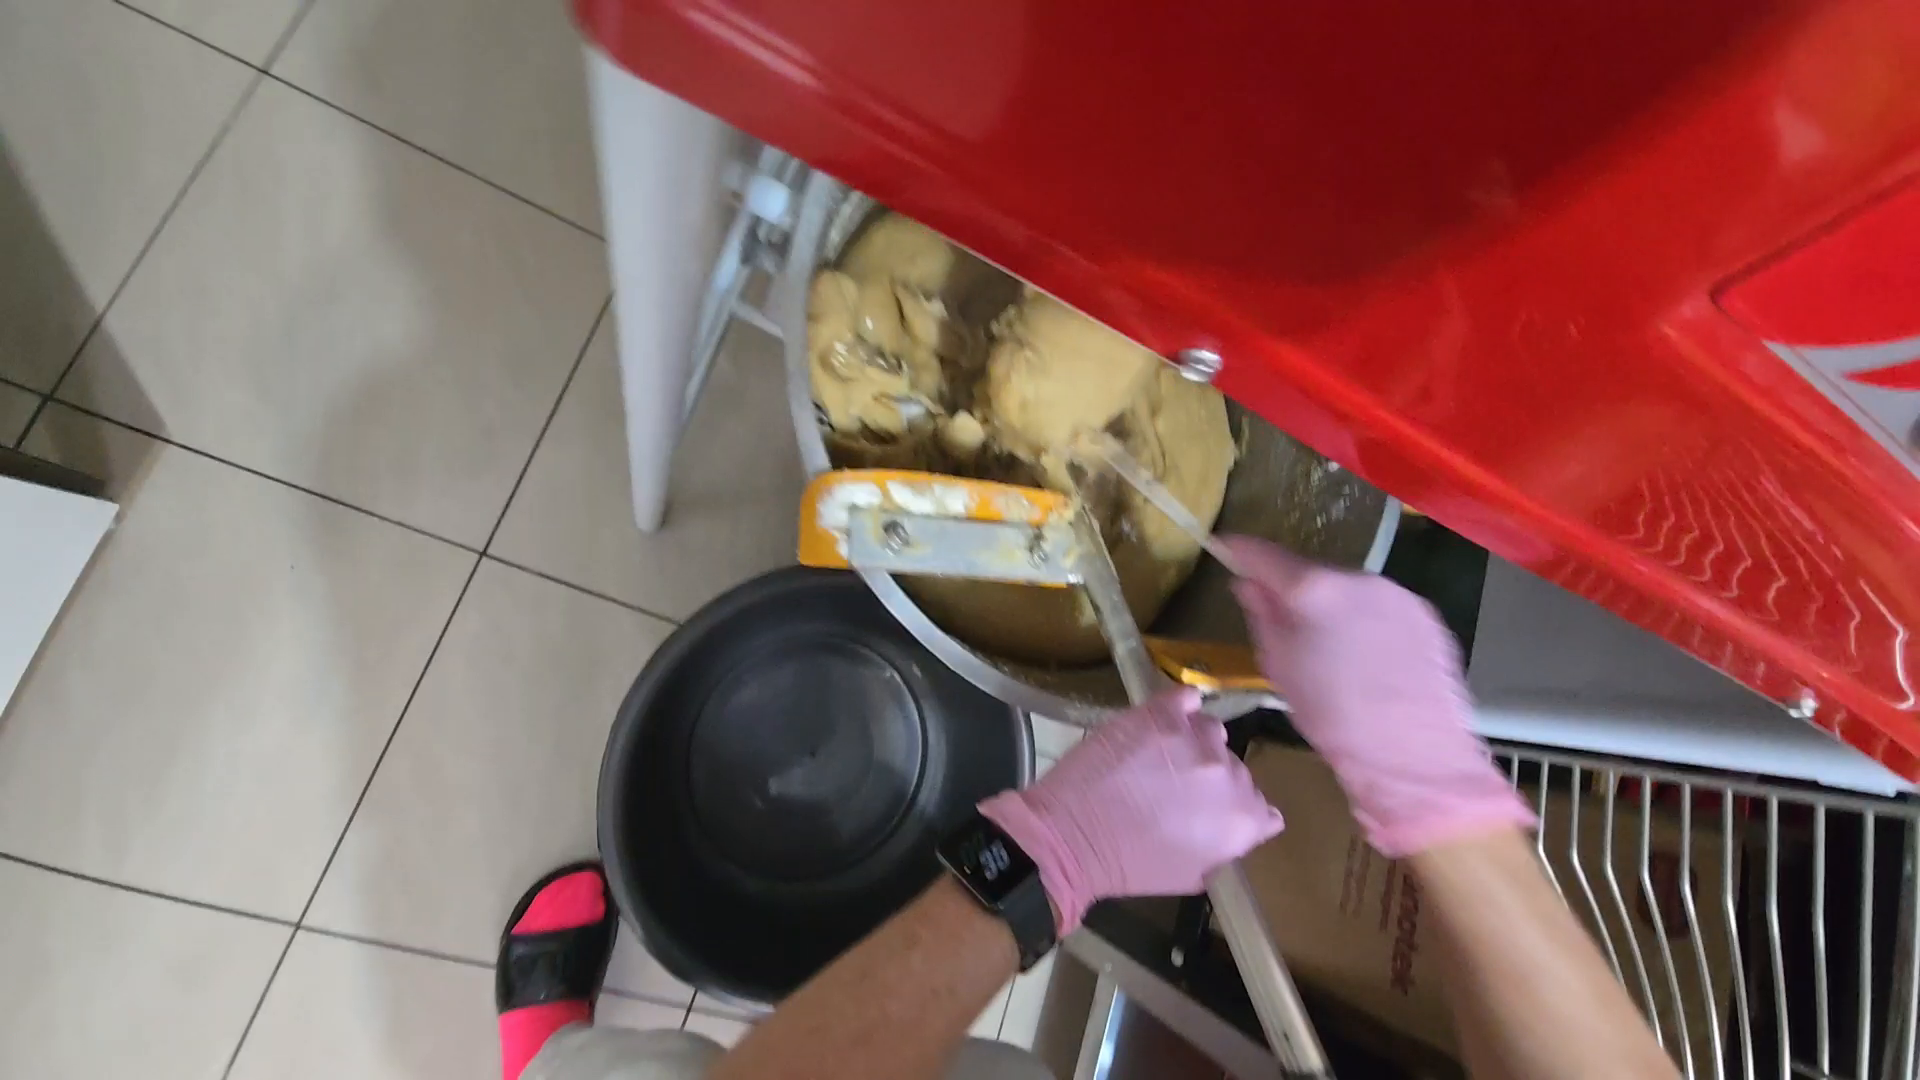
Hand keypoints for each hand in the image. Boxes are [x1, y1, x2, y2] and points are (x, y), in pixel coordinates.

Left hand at [979, 689, 1282, 933]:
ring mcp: (1194, 740)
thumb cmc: (1130, 864)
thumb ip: (1229, 844)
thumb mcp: (1193, 873)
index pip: (1262, 806)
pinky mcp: (1160, 715)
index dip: (1235, 805)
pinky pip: (1183, 698)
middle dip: (1210, 774)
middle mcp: (1229, 775)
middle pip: (1233, 764)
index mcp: (1242, 820)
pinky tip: (1165, 715)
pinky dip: (1179, 704)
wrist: (1074, 835)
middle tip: (1177, 784)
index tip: (1210, 807)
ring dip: (1193, 740)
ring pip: (1209, 730)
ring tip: (1161, 753)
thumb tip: (1256, 822)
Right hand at [1220, 535, 1533, 857]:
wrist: (1413, 754)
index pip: (1263, 553)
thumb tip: (1249, 584)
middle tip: (1281, 620)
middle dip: (1291, 589)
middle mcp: (1357, 577)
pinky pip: (1380, 607)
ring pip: (1347, 590)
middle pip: (1310, 572)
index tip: (1226, 550)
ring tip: (1330, 647)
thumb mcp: (1277, 665)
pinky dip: (1365, 621)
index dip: (1239, 550)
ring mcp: (1397, 593)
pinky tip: (1366, 658)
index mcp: (1313, 589)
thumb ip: (1261, 614)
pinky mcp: (1426, 615)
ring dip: (1331, 606)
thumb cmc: (1330, 713)